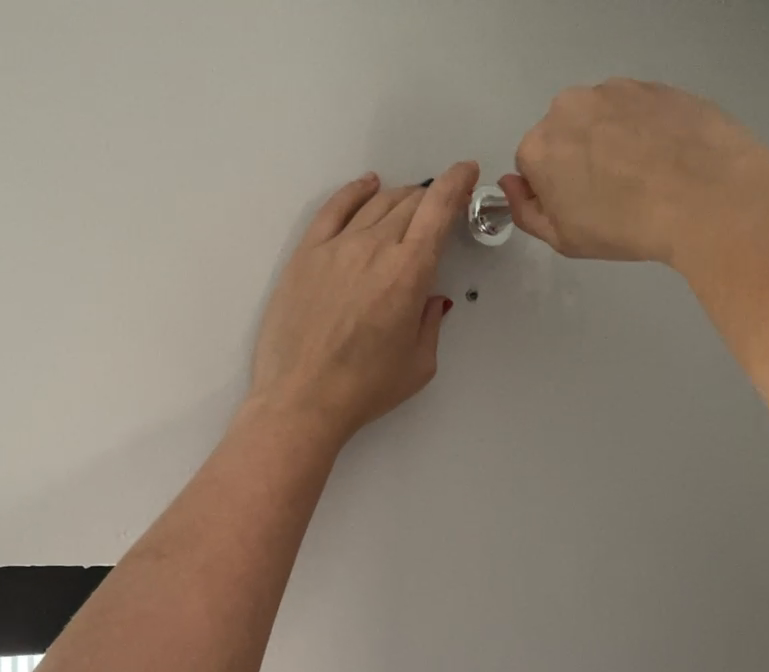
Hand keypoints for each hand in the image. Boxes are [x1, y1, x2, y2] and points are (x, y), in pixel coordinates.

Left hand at [246, 163, 478, 446]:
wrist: (301, 400)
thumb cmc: (362, 390)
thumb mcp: (418, 365)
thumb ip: (430, 323)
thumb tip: (429, 299)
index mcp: (408, 273)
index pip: (438, 209)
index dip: (457, 184)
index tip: (466, 173)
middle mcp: (373, 249)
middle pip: (409, 203)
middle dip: (430, 198)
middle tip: (439, 206)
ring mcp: (335, 248)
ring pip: (375, 204)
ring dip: (398, 197)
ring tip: (408, 201)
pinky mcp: (305, 256)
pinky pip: (333, 209)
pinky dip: (354, 192)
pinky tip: (367, 186)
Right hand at [499, 79, 768, 266]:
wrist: (704, 196)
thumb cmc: (624, 227)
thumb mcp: (562, 239)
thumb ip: (526, 211)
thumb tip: (512, 185)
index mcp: (538, 147)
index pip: (531, 166)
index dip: (552, 190)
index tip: (577, 208)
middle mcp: (569, 108)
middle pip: (564, 134)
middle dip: (578, 158)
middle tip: (609, 194)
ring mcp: (614, 91)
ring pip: (601, 118)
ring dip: (611, 141)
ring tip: (641, 176)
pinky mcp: (655, 85)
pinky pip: (637, 110)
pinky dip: (644, 130)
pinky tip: (664, 159)